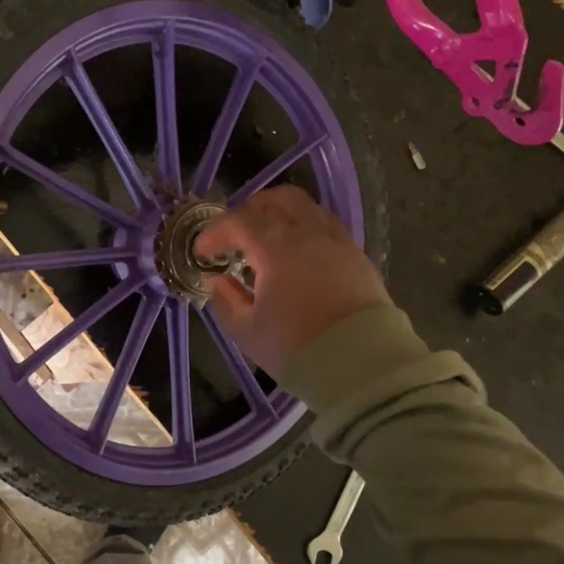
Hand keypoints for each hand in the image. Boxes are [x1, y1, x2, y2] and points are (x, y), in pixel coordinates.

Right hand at [193, 185, 389, 376]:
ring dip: (278, 214)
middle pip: (274, 200)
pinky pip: (325, 224)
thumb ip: (226, 300)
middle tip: (233, 237)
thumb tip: (218, 280)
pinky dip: (304, 228)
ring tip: (266, 240)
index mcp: (276, 247)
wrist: (360, 363)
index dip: (214, 233)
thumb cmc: (295, 347)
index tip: (202, 253)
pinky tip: (296, 252)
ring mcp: (336, 240)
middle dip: (247, 212)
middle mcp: (308, 233)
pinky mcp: (356, 254)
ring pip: (304, 206)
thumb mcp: (246, 331)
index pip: (237, 223)